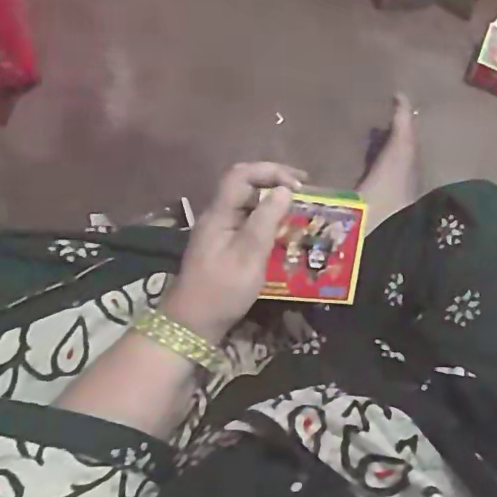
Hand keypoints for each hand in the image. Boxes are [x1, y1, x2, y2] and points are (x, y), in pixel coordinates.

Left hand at [162, 162, 305, 341]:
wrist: (193, 324)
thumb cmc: (222, 290)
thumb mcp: (249, 255)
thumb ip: (266, 220)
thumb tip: (285, 190)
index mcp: (219, 214)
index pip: (242, 175)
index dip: (271, 172)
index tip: (299, 185)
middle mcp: (218, 216)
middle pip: (244, 185)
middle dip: (275, 182)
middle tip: (304, 192)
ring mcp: (220, 232)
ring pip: (247, 204)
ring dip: (273, 202)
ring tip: (299, 210)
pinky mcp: (225, 246)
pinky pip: (248, 222)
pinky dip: (268, 220)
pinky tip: (284, 232)